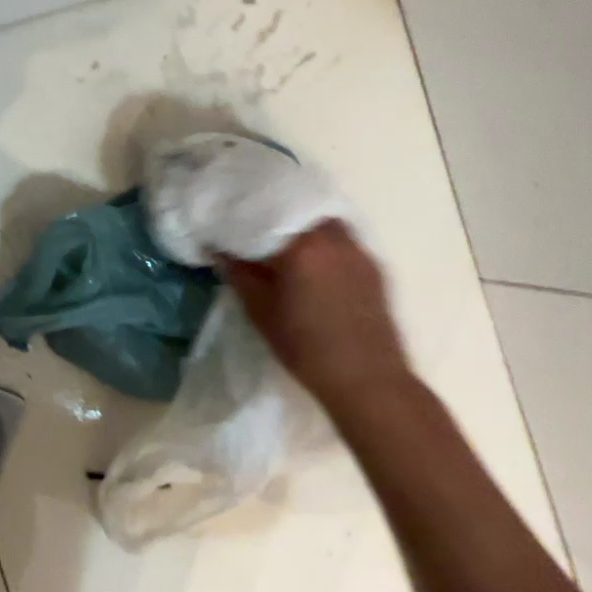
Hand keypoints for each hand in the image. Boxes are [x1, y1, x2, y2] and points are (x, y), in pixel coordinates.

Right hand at [215, 220, 413, 401]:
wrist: (366, 378)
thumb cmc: (304, 346)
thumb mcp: (259, 310)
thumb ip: (238, 273)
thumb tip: (218, 249)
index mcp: (301, 247)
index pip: (262, 220)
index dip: (239, 223)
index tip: (223, 231)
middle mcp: (333, 239)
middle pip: (296, 213)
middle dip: (272, 219)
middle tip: (251, 234)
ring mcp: (358, 251)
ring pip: (322, 223)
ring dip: (300, 228)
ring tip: (281, 246)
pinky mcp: (373, 266)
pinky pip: (342, 241)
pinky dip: (322, 243)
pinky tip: (311, 264)